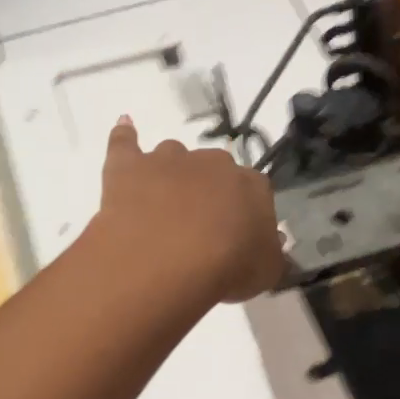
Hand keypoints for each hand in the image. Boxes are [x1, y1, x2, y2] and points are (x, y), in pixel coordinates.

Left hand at [99, 115, 282, 302]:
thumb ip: (273, 253)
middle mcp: (214, 163)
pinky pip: (126, 141)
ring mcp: (169, 159)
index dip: (248, 211)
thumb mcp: (268, 273)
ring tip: (167, 203)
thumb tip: (273, 241)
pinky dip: (126, 134)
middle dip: (212, 190)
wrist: (166, 264)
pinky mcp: (129, 165)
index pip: (257, 189)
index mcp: (253, 185)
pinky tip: (126, 125)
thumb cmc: (228, 269)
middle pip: (216, 169)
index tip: (241, 234)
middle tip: (203, 224)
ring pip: (175, 155)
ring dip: (174, 173)